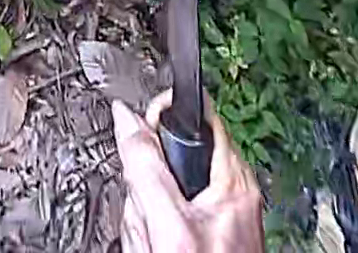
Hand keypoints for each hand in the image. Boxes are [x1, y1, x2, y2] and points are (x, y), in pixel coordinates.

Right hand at [111, 92, 262, 252]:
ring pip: (160, 196)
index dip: (163, 120)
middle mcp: (229, 193)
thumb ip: (146, 167)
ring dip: (144, 223)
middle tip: (150, 222)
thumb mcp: (170, 224)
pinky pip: (163, 226)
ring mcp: (216, 221)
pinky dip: (150, 239)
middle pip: (169, 160)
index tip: (143, 136)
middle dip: (147, 190)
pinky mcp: (201, 243)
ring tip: (152, 248)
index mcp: (232, 178)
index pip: (194, 117)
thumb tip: (125, 118)